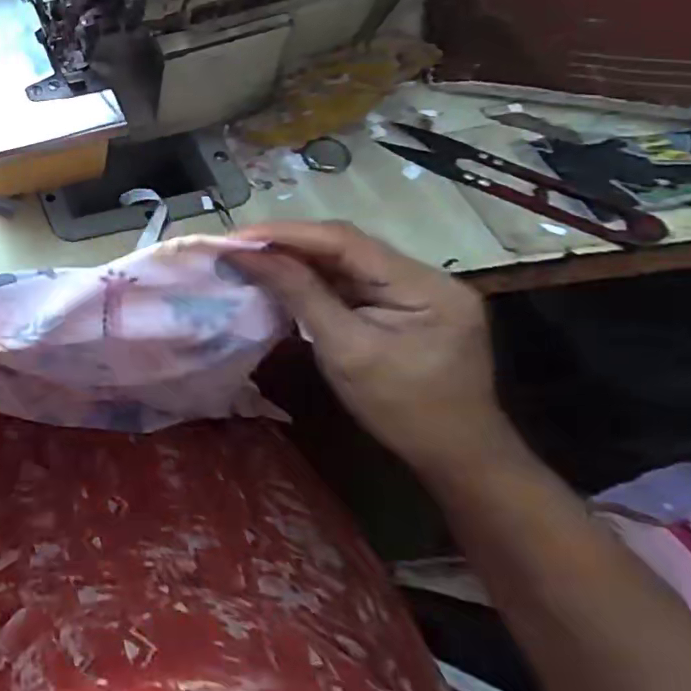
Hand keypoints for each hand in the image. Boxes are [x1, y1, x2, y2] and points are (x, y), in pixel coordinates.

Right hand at [225, 221, 518, 478]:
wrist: (456, 457)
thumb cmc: (401, 409)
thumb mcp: (344, 349)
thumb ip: (298, 293)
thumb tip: (246, 255)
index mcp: (423, 285)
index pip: (343, 240)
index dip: (285, 233)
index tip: (235, 237)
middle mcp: (424, 275)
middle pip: (343, 245)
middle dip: (285, 243)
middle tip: (234, 246)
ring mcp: (414, 289)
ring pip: (342, 259)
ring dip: (294, 258)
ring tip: (247, 258)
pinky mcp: (401, 303)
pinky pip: (348, 279)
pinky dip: (310, 276)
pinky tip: (279, 278)